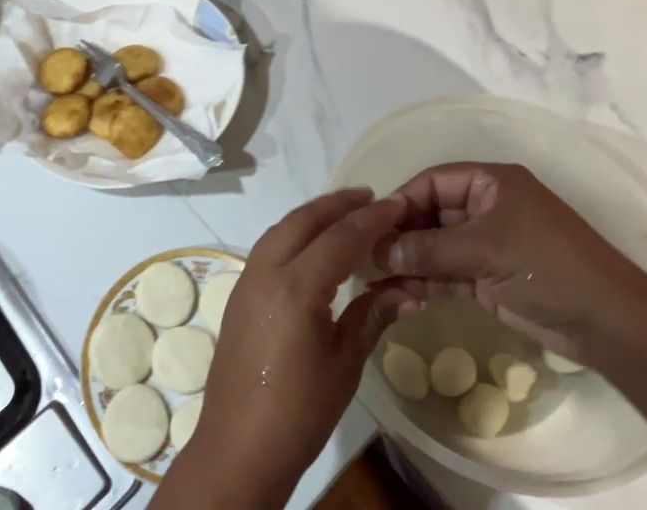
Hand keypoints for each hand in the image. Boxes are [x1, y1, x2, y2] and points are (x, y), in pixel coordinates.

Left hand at [158, 188, 408, 507]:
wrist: (239, 447)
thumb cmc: (299, 411)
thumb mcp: (345, 363)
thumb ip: (373, 315)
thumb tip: (409, 289)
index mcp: (295, 288)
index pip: (340, 237)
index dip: (372, 218)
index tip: (398, 204)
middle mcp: (265, 273)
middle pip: (303, 221)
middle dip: (337, 204)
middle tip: (371, 198)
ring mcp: (246, 282)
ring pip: (280, 230)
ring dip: (312, 216)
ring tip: (345, 214)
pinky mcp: (238, 296)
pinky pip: (268, 248)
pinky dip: (294, 234)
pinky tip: (314, 247)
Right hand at [374, 162, 646, 359]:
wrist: (606, 322)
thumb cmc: (548, 267)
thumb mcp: (485, 250)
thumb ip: (428, 248)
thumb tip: (378, 251)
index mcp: (492, 183)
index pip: (434, 180)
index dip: (402, 200)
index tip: (371, 225)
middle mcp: (488, 208)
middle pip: (432, 213)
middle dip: (401, 235)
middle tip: (366, 257)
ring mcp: (489, 245)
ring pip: (437, 247)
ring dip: (409, 262)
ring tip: (375, 280)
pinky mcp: (490, 278)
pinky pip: (448, 273)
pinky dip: (426, 282)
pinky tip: (400, 294)